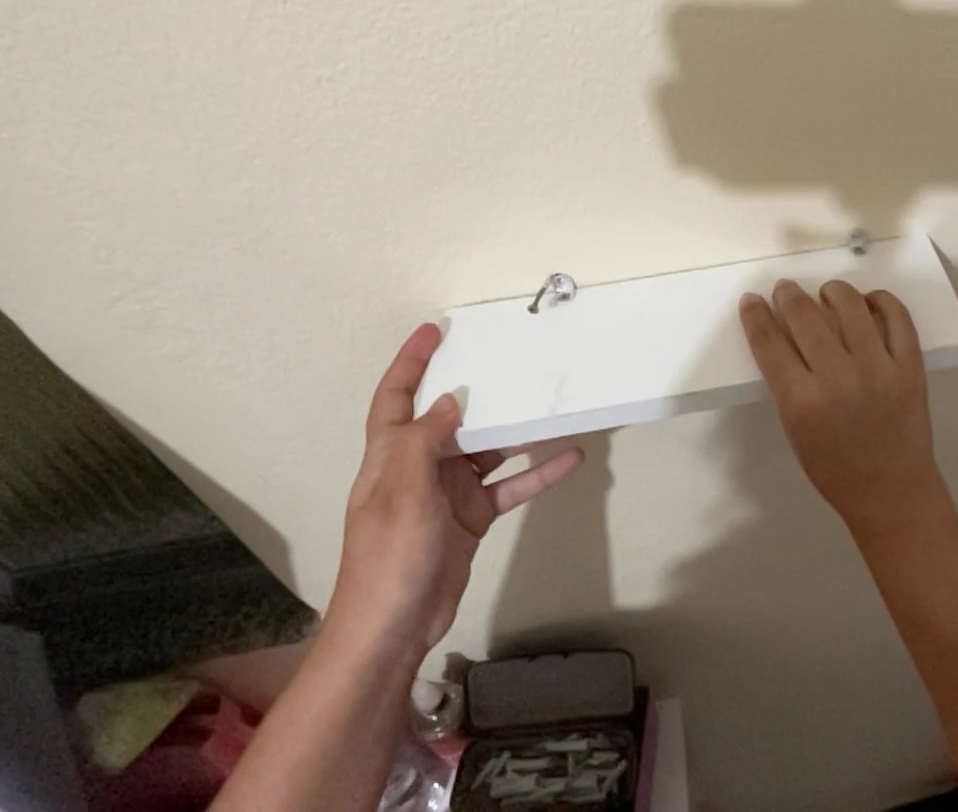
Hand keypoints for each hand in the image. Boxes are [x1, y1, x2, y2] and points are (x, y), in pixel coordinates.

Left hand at [329, 323, 583, 651]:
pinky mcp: (472, 517)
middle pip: (449, 417)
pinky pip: (508, 486)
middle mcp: (419, 467)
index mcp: (390, 456)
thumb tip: (451, 401)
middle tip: (509, 360)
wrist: (396, 626)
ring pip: (486, 449)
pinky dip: (535, 473)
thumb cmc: (391, 556)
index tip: (434, 331)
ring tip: (548, 404)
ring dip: (515, 431)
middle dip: (475, 389)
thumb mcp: (403, 493)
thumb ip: (424, 442)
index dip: (410, 363)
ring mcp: (448, 493)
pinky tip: (567, 458)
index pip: (396, 398)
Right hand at [739, 280, 947, 537]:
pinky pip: (897, 316)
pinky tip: (868, 302)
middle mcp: (838, 377)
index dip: (756, 315)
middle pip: (804, 315)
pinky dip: (880, 301)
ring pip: (850, 305)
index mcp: (801, 400)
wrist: (892, 491)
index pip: (769, 341)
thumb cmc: (835, 469)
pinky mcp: (910, 366)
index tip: (752, 300)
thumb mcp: (795, 430)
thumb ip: (788, 383)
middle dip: (788, 295)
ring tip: (827, 294)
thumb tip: (783, 336)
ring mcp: (878, 368)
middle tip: (786, 290)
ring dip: (832, 291)